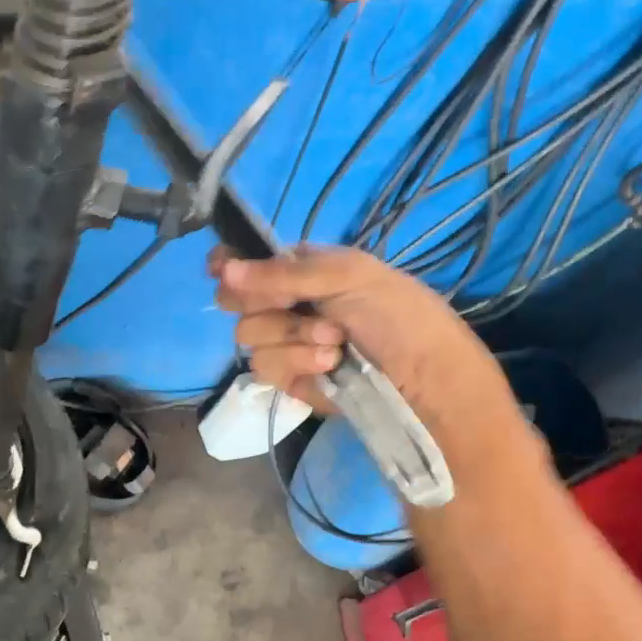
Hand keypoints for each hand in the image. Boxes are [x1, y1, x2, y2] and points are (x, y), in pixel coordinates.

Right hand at [208, 245, 514, 436]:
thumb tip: (221, 269)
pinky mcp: (284, 377)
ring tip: (335, 341)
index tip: (221, 268)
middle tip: (296, 304)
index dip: (229, 265)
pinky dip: (297, 362)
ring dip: (293, 335)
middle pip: (235, 299)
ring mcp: (282, 342)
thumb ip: (282, 273)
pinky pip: (263, 365)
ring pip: (247, 334)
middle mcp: (284, 304)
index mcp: (300, 270)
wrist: (420, 376)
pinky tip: (328, 364)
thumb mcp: (347, 276)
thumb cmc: (396, 315)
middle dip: (265, 302)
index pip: (247, 263)